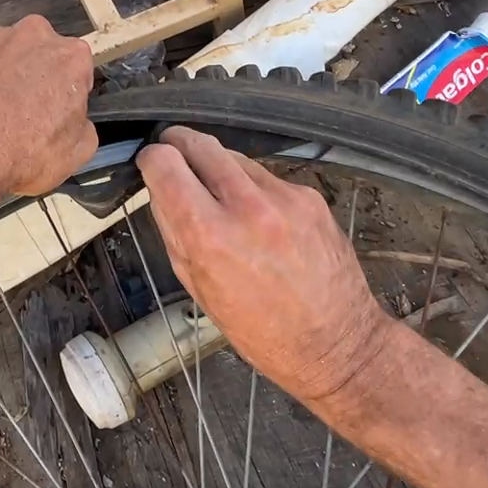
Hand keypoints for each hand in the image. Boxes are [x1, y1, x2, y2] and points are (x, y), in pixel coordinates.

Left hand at [0, 15, 97, 197]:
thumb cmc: (25, 153)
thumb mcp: (78, 151)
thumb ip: (83, 123)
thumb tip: (74, 118)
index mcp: (70, 55)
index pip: (78, 68)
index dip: (69, 91)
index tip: (59, 111)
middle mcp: (32, 36)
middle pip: (42, 52)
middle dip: (38, 74)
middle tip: (28, 109)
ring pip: (7, 54)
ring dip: (7, 73)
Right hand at [137, 127, 394, 402]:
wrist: (337, 345)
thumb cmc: (260, 328)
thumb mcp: (195, 284)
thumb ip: (173, 229)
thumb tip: (160, 188)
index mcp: (208, 235)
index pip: (164, 162)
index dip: (150, 159)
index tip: (150, 164)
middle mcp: (247, 208)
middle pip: (198, 142)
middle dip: (179, 145)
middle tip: (174, 158)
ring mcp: (284, 198)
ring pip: (232, 154)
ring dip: (216, 166)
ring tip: (220, 199)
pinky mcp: (309, 196)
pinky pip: (264, 175)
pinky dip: (251, 187)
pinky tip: (258, 217)